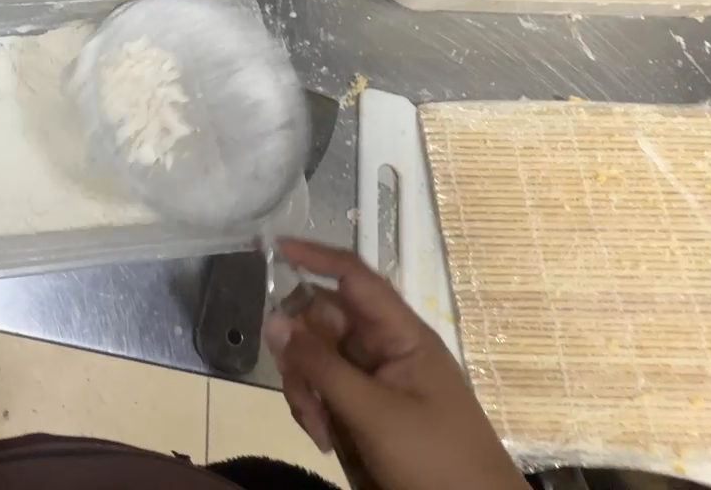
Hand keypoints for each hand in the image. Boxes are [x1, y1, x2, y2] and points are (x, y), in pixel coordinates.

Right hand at [265, 238, 526, 489]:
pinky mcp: (360, 406)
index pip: (353, 277)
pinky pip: (318, 385)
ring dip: (303, 384)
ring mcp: (371, 377)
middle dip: (301, 349)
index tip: (274, 247)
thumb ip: (320, 365)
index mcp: (401, 335)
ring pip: (313, 354)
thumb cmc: (439, 462)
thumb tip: (272, 320)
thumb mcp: (375, 413)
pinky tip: (322, 436)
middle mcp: (383, 347)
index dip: (316, 256)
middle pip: (321, 318)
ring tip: (316, 426)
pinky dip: (310, 405)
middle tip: (297, 382)